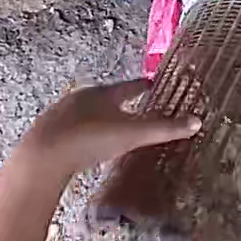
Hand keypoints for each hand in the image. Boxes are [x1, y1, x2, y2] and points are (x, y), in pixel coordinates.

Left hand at [15, 79, 199, 177]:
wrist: (42, 156)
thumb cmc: (91, 139)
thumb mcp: (133, 135)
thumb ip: (165, 129)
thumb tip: (198, 121)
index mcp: (104, 94)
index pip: (130, 86)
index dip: (143, 86)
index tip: (153, 83)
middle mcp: (82, 98)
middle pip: (107, 97)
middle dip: (121, 101)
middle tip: (136, 105)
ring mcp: (62, 114)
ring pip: (87, 111)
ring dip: (101, 116)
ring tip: (112, 125)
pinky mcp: (48, 132)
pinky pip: (72, 127)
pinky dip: (84, 131)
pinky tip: (86, 143)